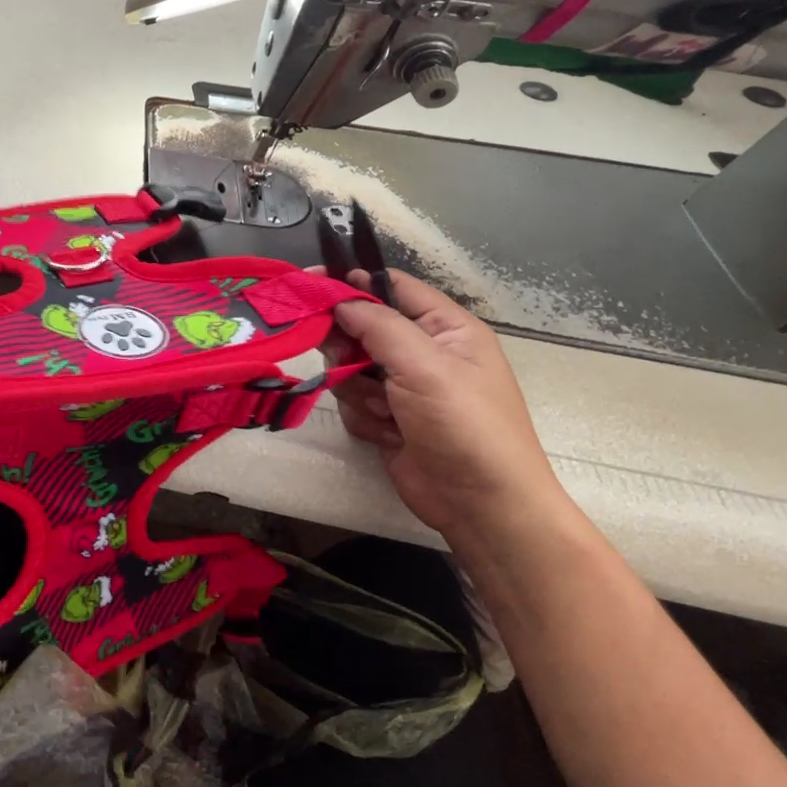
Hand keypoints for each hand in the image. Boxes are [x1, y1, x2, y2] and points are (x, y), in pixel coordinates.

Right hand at [323, 269, 565, 537]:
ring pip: (348, 367)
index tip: (306, 286)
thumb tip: (339, 298)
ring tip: (386, 412)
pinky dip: (362, 416)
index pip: (390, 286)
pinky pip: (350, 400)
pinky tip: (388, 434)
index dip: (349, 282)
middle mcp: (423, 352)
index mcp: (446, 329)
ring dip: (356, 389)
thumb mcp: (425, 366)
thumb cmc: (465, 426)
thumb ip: (378, 325)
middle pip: (360, 326)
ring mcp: (404, 386)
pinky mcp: (387, 417)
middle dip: (347, 347)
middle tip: (343, 362)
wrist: (481, 504)